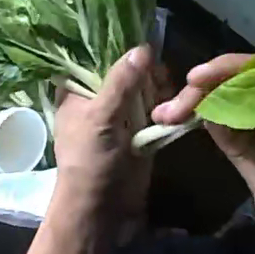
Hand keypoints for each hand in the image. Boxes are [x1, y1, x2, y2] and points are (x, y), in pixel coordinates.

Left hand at [51, 46, 159, 229]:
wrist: (102, 210)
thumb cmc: (90, 162)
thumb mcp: (101, 118)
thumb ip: (121, 82)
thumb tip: (143, 49)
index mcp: (77, 92)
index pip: (95, 56)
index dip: (117, 46)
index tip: (141, 42)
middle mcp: (99, 99)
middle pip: (126, 70)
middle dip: (145, 69)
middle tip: (160, 73)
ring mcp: (121, 115)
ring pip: (143, 88)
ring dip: (158, 87)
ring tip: (169, 90)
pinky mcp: (141, 131)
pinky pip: (156, 108)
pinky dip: (166, 104)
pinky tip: (177, 102)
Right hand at [153, 54, 254, 253]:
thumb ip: (243, 150)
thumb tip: (208, 110)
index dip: (227, 71)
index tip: (192, 81)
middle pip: (249, 78)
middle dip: (206, 87)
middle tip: (166, 111)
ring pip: (242, 91)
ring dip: (205, 98)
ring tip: (167, 113)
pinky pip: (245, 109)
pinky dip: (217, 112)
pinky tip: (189, 117)